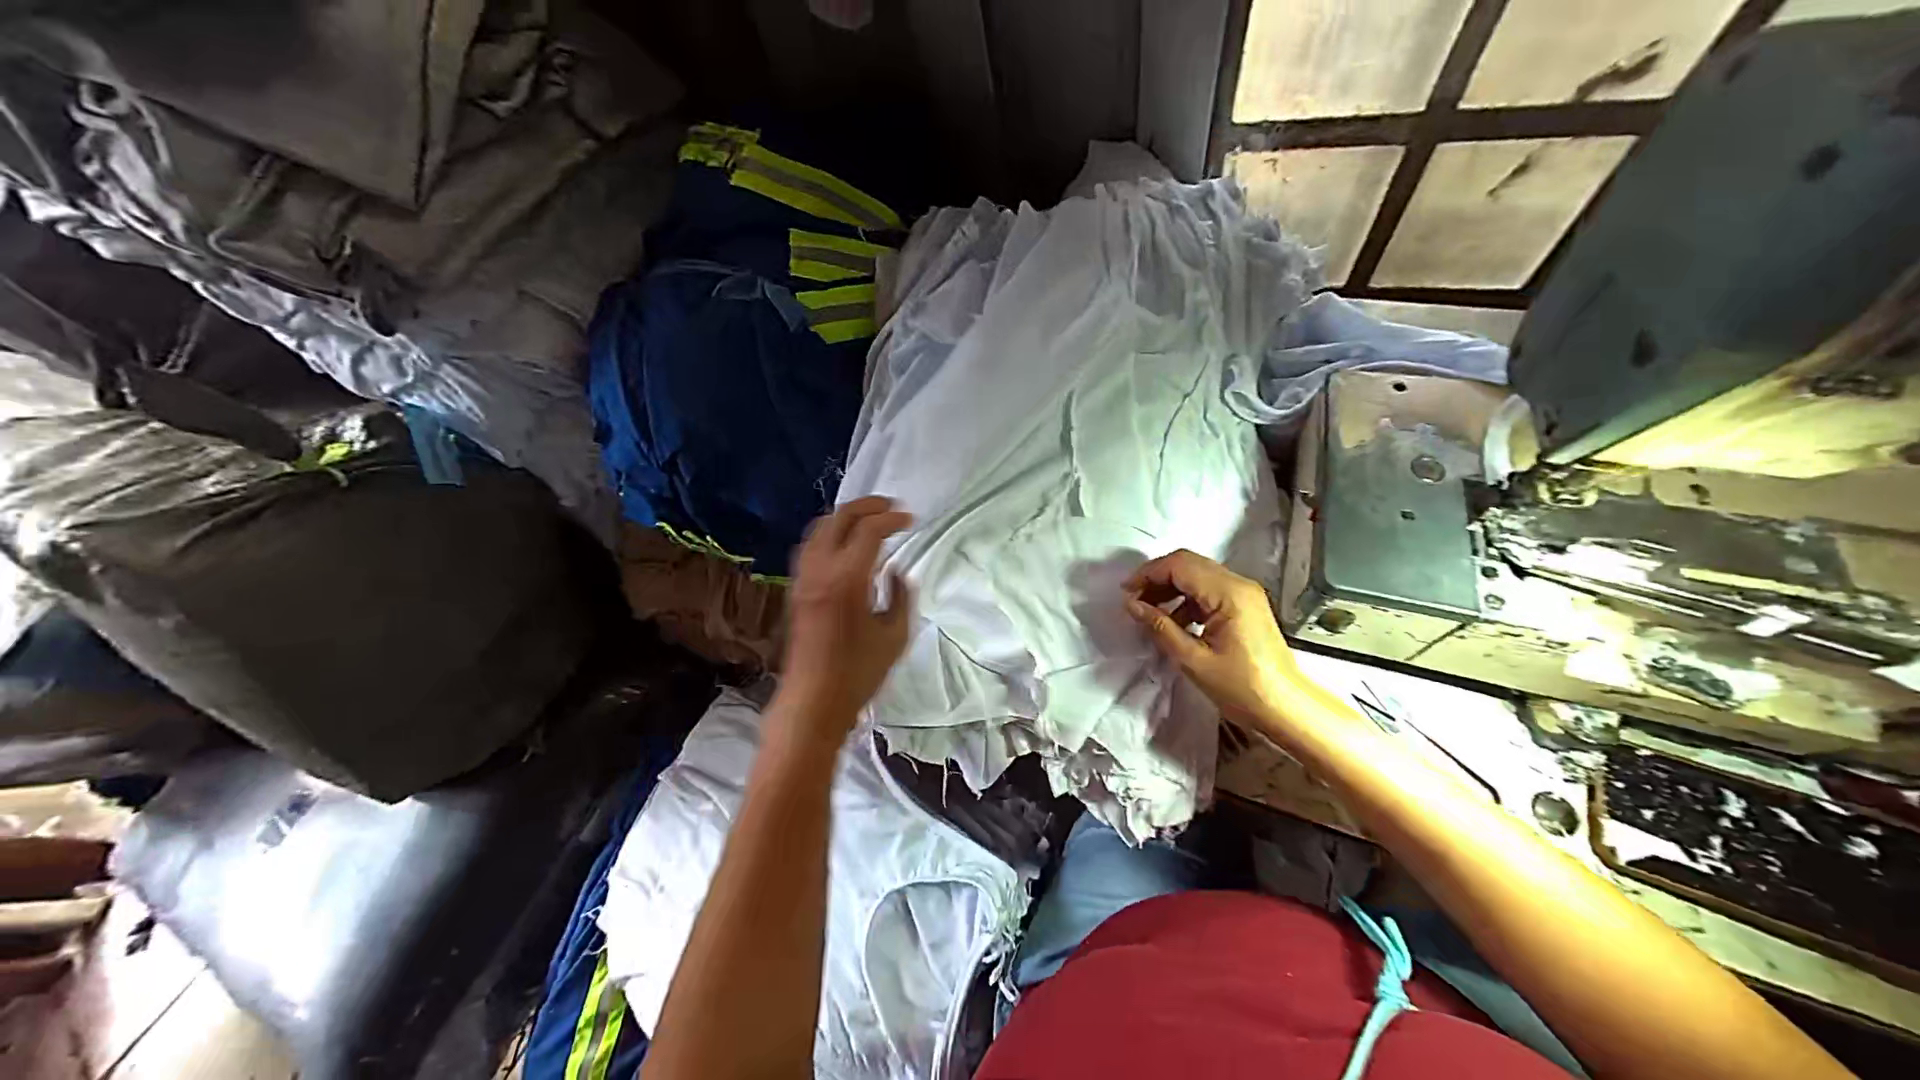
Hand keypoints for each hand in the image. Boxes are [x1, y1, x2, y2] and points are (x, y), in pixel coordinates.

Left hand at [777, 496, 914, 733]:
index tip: (910, 520)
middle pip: (839, 518)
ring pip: (819, 529)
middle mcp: (820, 570)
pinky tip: (845, 545)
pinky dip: (830, 534)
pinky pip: (811, 547)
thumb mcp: (895, 635)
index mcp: (847, 579)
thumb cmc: (859, 673)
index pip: (869, 530)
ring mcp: (803, 578)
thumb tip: (896, 573)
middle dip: (867, 507)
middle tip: (890, 508)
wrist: (814, 700)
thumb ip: (900, 596)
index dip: (892, 519)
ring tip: (869, 520)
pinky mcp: (796, 590)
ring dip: (845, 517)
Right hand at [1122, 549, 1301, 730]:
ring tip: (1148, 611)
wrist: (1285, 707)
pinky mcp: (1245, 606)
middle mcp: (1239, 585)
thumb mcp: (1193, 660)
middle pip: (1188, 564)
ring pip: (1197, 575)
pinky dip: (1186, 598)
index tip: (1126, 592)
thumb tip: (1133, 606)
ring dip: (1170, 587)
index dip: (1148, 574)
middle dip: (1156, 578)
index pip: (1180, 565)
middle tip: (1134, 600)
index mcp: (1229, 594)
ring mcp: (1245, 594)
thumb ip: (1160, 627)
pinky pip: (1209, 590)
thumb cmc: (1243, 687)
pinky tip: (1172, 621)